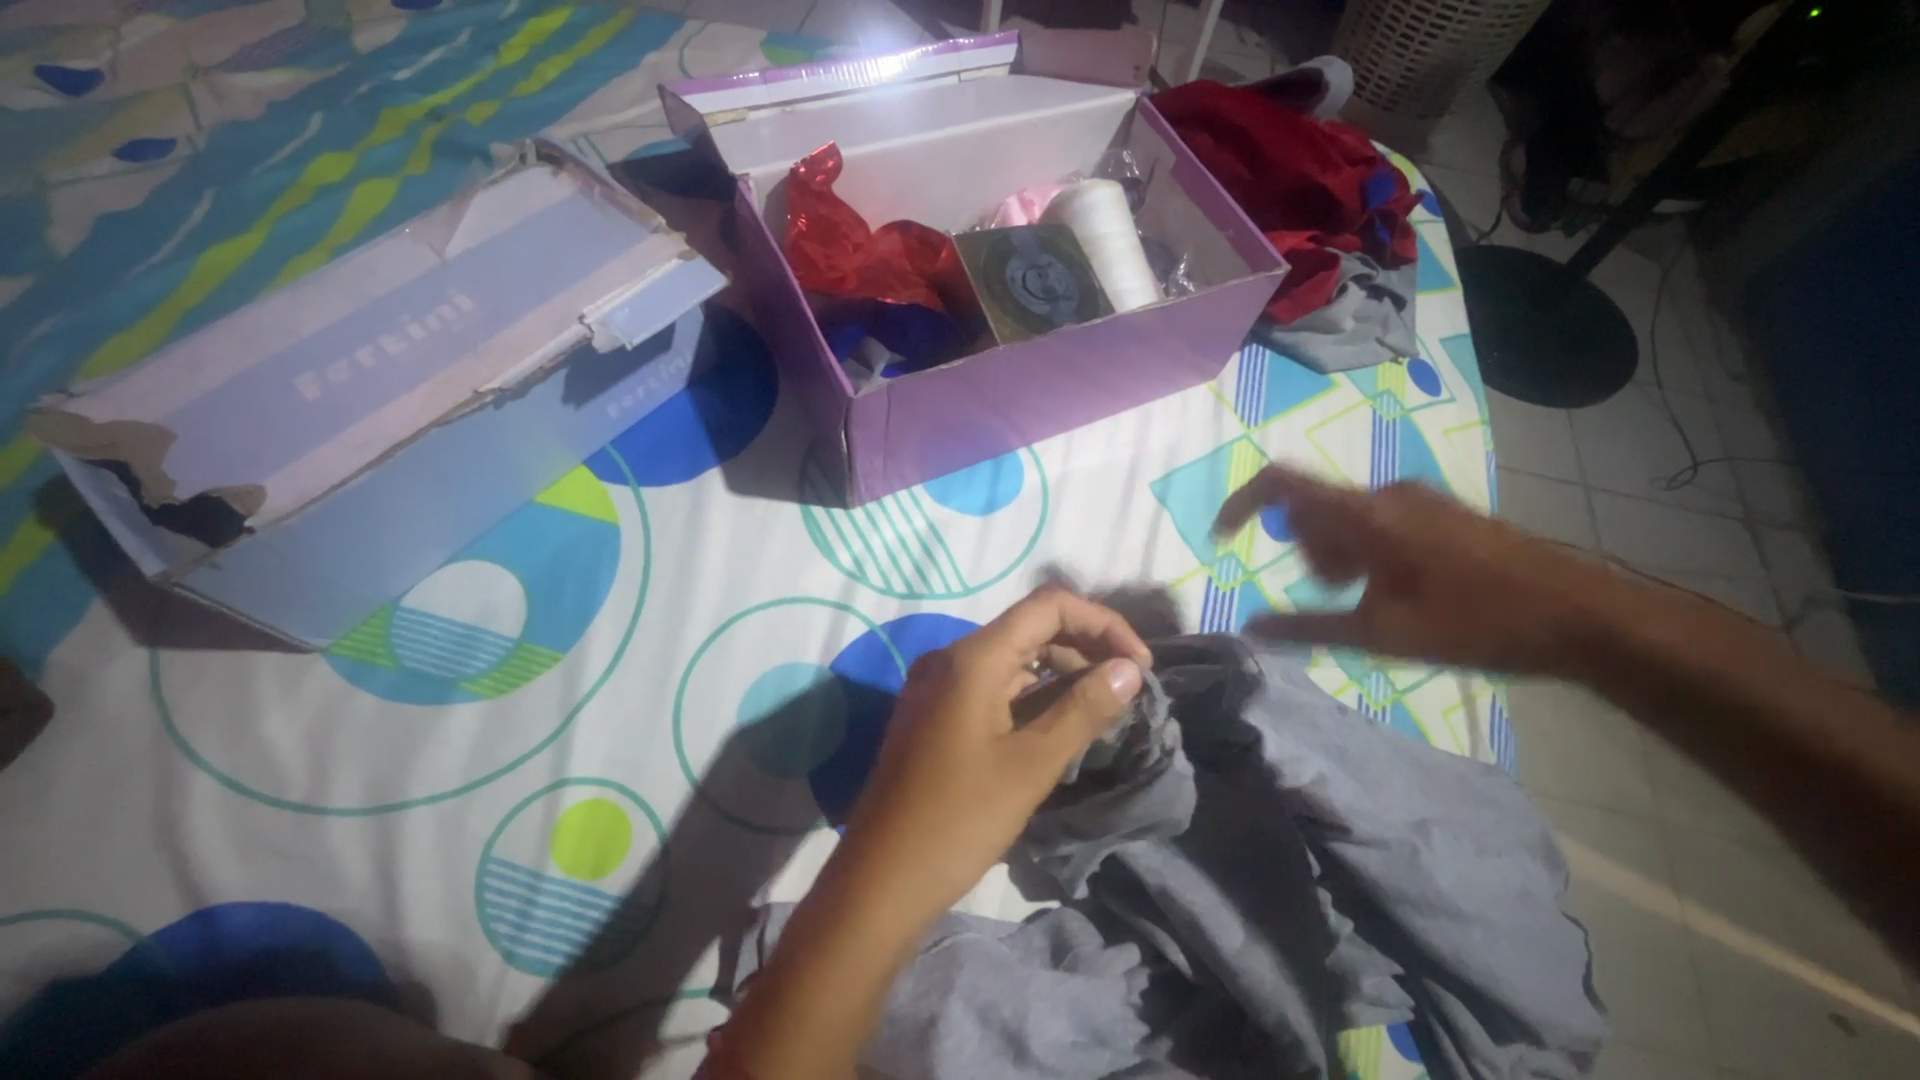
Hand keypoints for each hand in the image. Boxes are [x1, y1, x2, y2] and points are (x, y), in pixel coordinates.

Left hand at [832, 587, 1150, 922]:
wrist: (880, 878)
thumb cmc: (959, 820)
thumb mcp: (1030, 765)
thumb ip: (1082, 709)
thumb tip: (1129, 669)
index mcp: (972, 658)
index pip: (1048, 606)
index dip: (1101, 624)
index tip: (1139, 664)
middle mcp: (950, 658)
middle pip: (1030, 627)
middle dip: (1085, 647)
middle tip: (1128, 686)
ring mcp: (937, 686)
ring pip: (1011, 658)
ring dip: (1060, 673)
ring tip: (1103, 707)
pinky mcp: (934, 714)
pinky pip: (992, 686)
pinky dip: (1031, 695)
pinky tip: (1059, 724)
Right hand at [1213, 465, 1631, 675]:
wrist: (1583, 615)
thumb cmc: (1475, 625)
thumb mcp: (1381, 635)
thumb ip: (1306, 627)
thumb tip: (1248, 627)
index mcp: (1367, 514)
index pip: (1280, 484)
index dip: (1240, 505)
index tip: (1222, 541)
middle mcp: (1388, 493)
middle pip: (1313, 507)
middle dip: (1306, 550)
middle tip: (1335, 598)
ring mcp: (1420, 499)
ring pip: (1347, 517)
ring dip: (1338, 556)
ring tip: (1373, 603)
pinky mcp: (1443, 513)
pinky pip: (1380, 521)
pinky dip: (1367, 553)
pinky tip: (1401, 593)